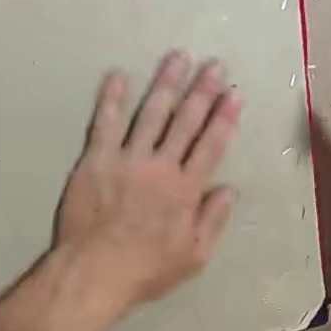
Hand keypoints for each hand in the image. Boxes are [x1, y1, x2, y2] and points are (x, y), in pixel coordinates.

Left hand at [47, 51, 242, 330]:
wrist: (95, 272)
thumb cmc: (146, 270)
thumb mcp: (194, 257)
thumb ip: (213, 221)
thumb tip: (229, 189)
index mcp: (186, 190)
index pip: (211, 145)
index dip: (224, 117)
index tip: (234, 93)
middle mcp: (161, 167)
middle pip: (185, 121)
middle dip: (202, 91)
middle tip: (213, 65)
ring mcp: (128, 159)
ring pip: (151, 113)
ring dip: (166, 84)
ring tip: (178, 58)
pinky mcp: (97, 160)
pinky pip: (105, 123)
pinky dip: (111, 98)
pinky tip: (118, 75)